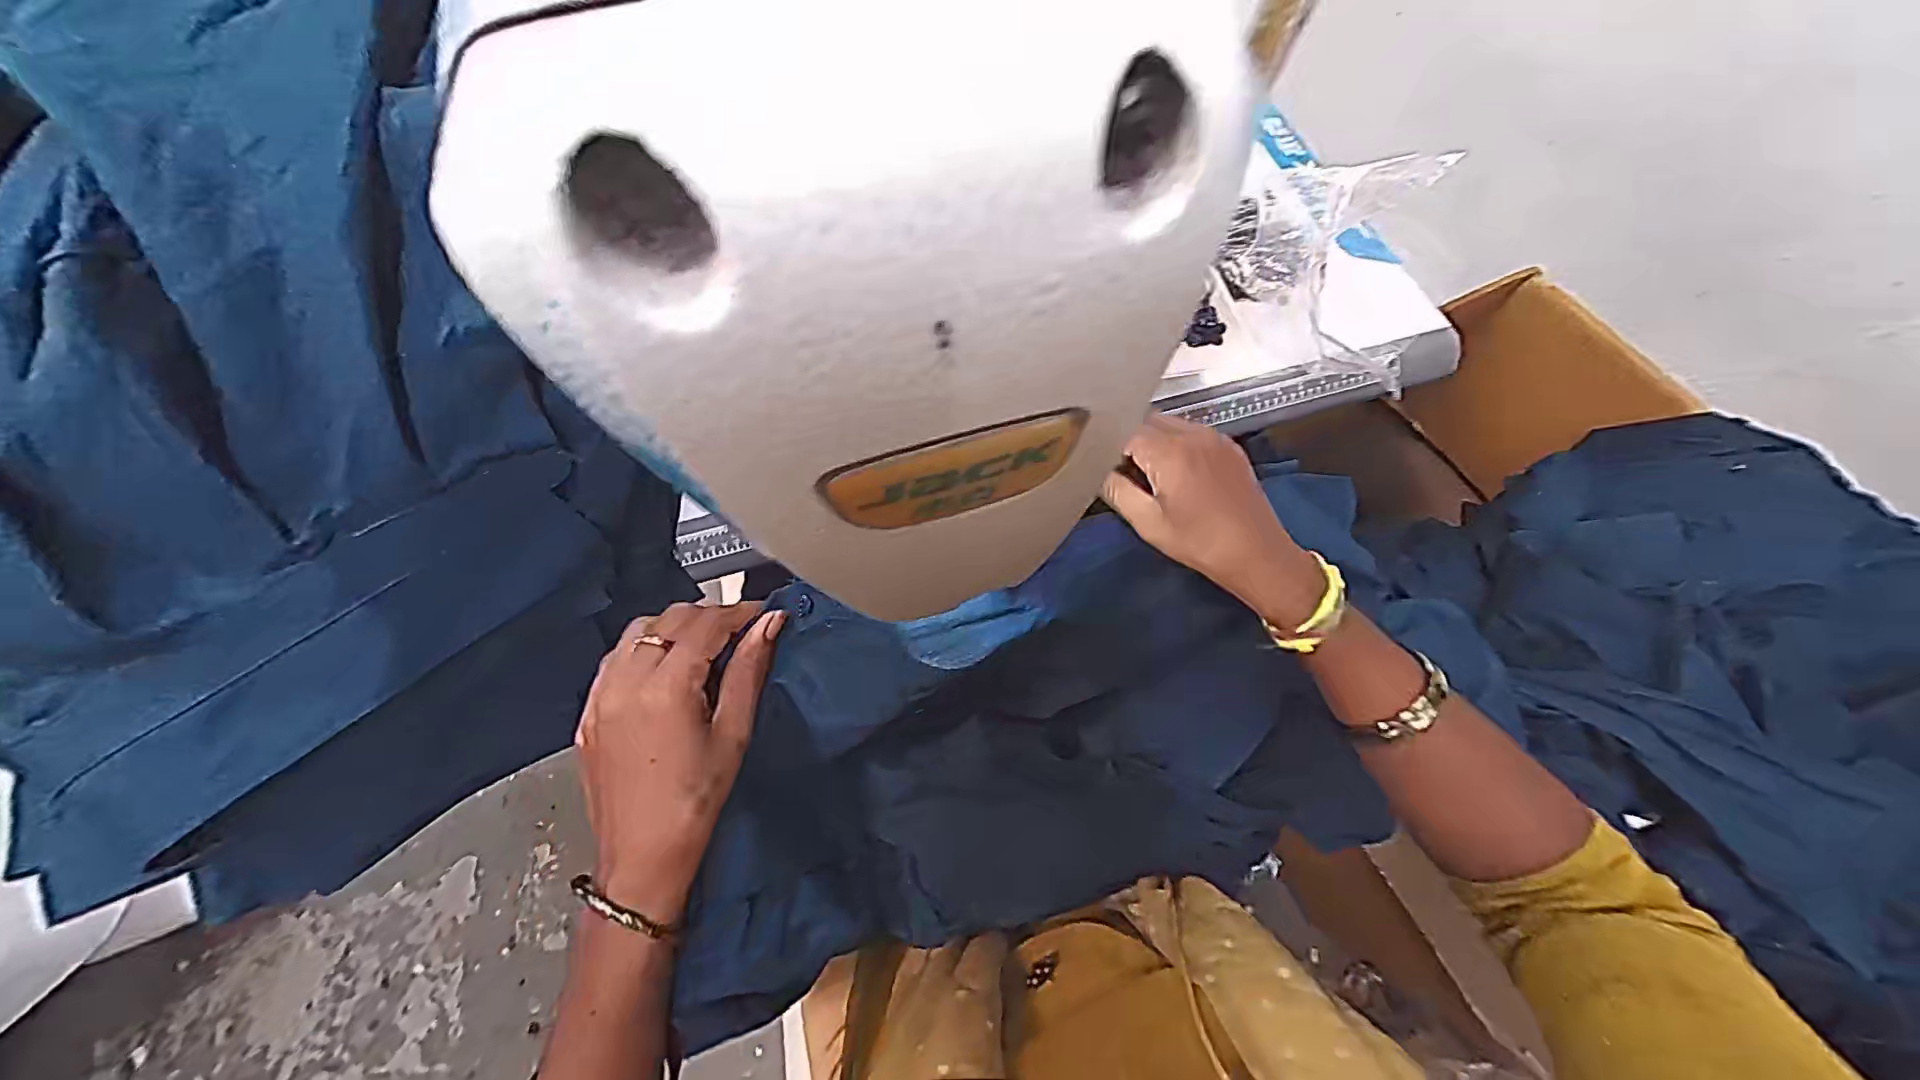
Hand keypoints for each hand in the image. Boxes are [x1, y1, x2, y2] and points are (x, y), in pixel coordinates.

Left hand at [574, 602, 786, 921]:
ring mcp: (600, 696)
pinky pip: (616, 657)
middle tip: (741, 631)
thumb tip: (768, 626)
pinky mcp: (588, 711)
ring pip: (640, 629)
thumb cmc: (695, 800)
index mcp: (665, 688)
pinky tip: (665, 664)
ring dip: (675, 626)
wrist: (643, 854)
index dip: (739, 612)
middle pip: (672, 618)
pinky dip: (645, 646)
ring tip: (705, 646)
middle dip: (711, 616)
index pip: (706, 624)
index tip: (761, 613)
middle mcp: (625, 682)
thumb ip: (749, 670)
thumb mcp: (733, 732)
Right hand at [1101, 412, 1324, 623]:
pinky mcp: (1229, 447)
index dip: (1109, 447)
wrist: (1256, 553)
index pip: (1126, 431)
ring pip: (1171, 424)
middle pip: (1148, 420)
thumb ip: (1118, 492)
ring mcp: (1215, 438)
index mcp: (1170, 452)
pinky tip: (1178, 473)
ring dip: (1154, 441)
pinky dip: (1177, 444)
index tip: (1102, 466)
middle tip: (1123, 471)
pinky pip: (1193, 433)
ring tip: (1151, 474)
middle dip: (1131, 440)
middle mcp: (1193, 435)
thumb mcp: (1148, 523)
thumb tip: (1101, 474)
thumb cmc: (1200, 542)